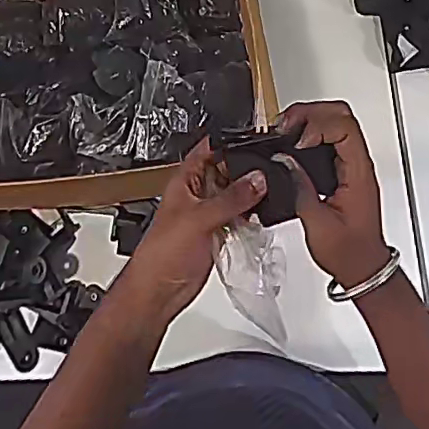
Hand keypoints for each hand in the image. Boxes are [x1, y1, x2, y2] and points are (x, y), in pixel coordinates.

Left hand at [109, 137, 267, 326]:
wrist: (159, 292)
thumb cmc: (161, 253)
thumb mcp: (199, 219)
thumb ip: (230, 199)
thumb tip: (256, 180)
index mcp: (186, 181)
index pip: (208, 149)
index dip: (227, 140)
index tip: (253, 136)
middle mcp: (198, 193)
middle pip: (226, 169)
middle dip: (246, 167)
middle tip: (268, 166)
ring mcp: (208, 212)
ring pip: (234, 193)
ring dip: (250, 192)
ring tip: (269, 189)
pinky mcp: (218, 231)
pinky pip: (239, 214)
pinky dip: (251, 212)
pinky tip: (262, 213)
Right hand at [276, 101, 389, 287]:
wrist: (364, 267)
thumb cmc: (348, 252)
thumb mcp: (317, 223)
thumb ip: (300, 188)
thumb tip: (285, 161)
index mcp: (358, 172)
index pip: (344, 127)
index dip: (317, 126)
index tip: (297, 141)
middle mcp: (360, 162)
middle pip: (342, 114)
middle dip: (311, 111)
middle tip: (286, 123)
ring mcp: (354, 163)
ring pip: (338, 121)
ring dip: (311, 118)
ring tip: (287, 128)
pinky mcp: (346, 168)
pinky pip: (332, 136)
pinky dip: (312, 130)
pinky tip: (295, 140)